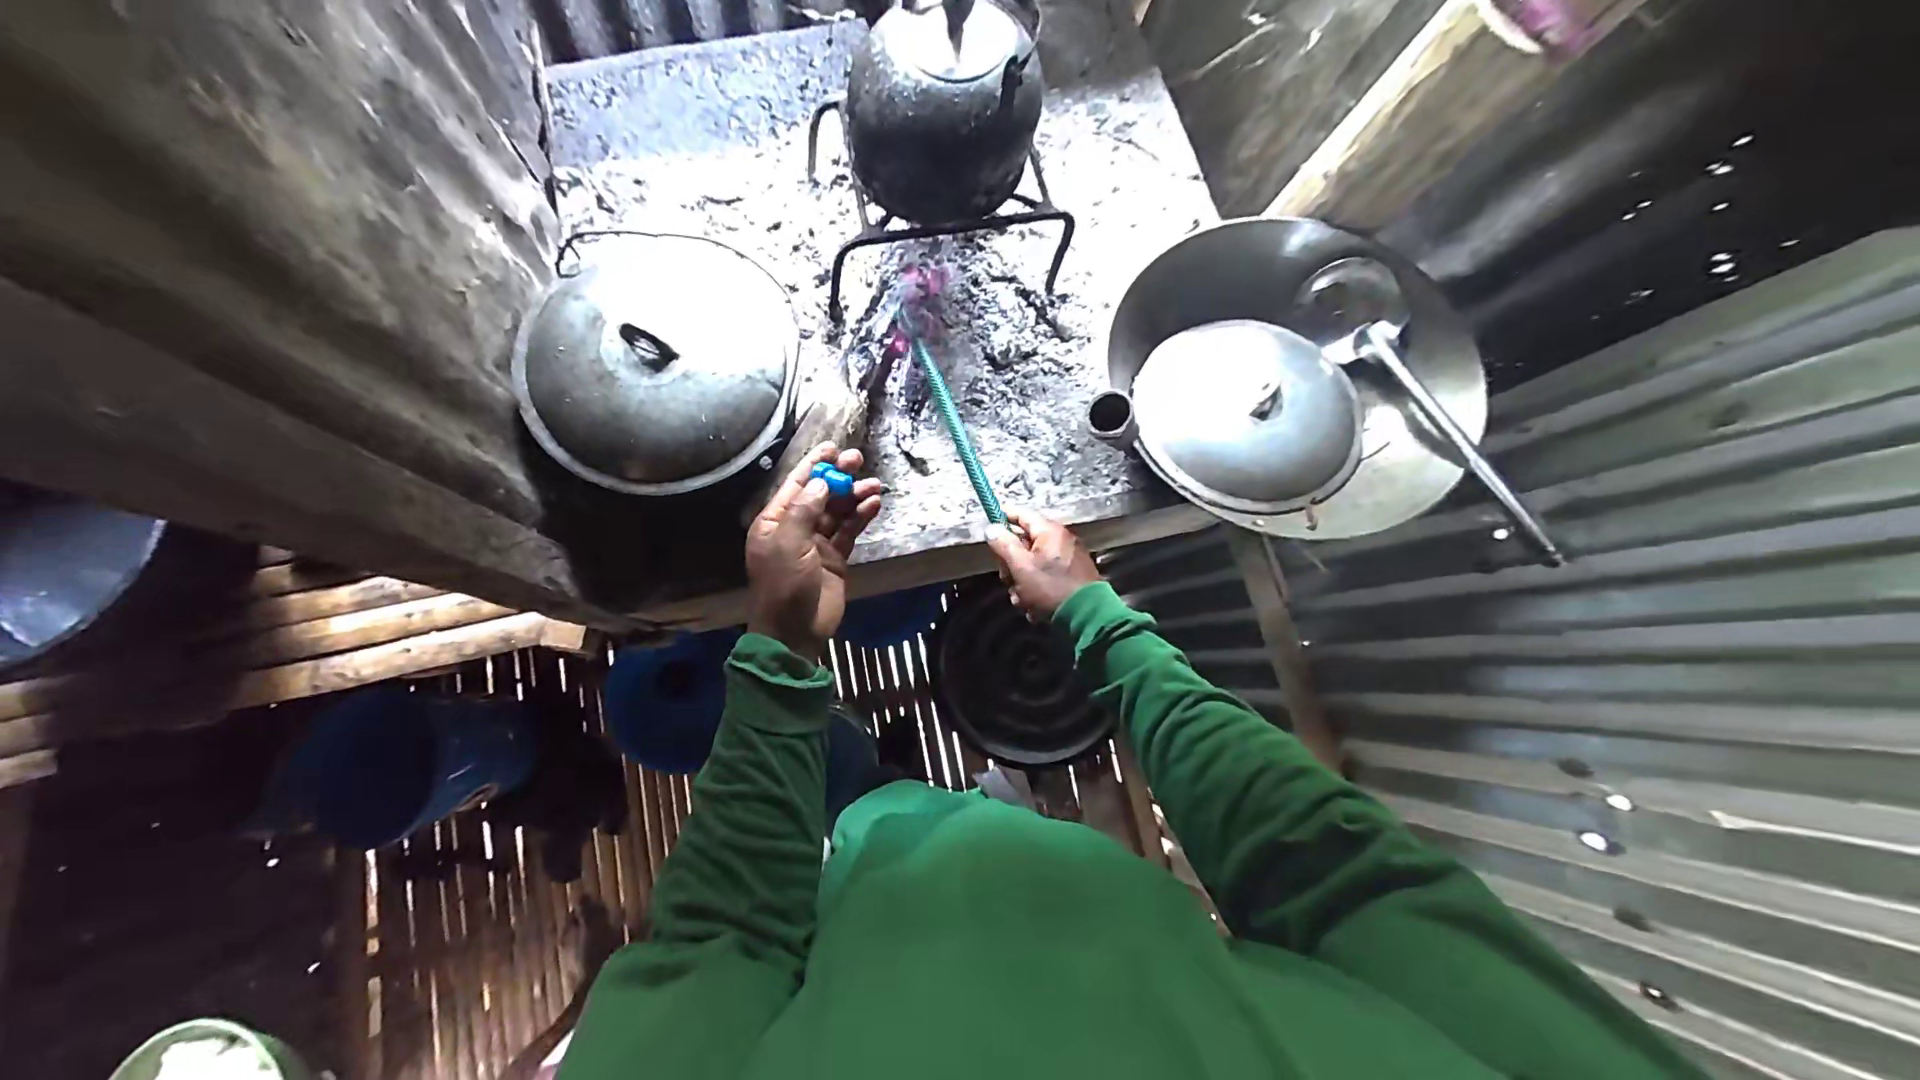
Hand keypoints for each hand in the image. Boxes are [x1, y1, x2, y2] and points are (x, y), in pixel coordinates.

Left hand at [746, 442, 884, 659]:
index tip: (832, 447)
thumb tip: (820, 483)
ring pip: (838, 511)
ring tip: (874, 484)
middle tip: (858, 460)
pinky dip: (861, 517)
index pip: (795, 486)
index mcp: (774, 522)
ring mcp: (817, 543)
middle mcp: (795, 528)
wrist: (795, 631)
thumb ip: (804, 511)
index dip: (814, 465)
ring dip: (854, 496)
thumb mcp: (787, 545)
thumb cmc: (784, 586)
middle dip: (838, 477)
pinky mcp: (836, 558)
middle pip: (820, 494)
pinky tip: (874, 504)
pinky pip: (849, 531)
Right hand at [984, 506, 1101, 621]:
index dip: (1003, 517)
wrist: (1086, 616)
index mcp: (1050, 532)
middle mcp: (1061, 541)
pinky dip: (1037, 590)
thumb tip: (991, 527)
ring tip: (1023, 600)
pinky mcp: (1072, 577)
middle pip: (1024, 543)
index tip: (989, 526)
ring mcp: (1068, 559)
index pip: (1022, 514)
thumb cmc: (1050, 588)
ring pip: (1033, 564)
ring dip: (1022, 583)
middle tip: (1007, 579)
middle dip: (1011, 564)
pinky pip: (1046, 577)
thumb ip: (1003, 545)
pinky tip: (1035, 608)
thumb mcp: (1021, 566)